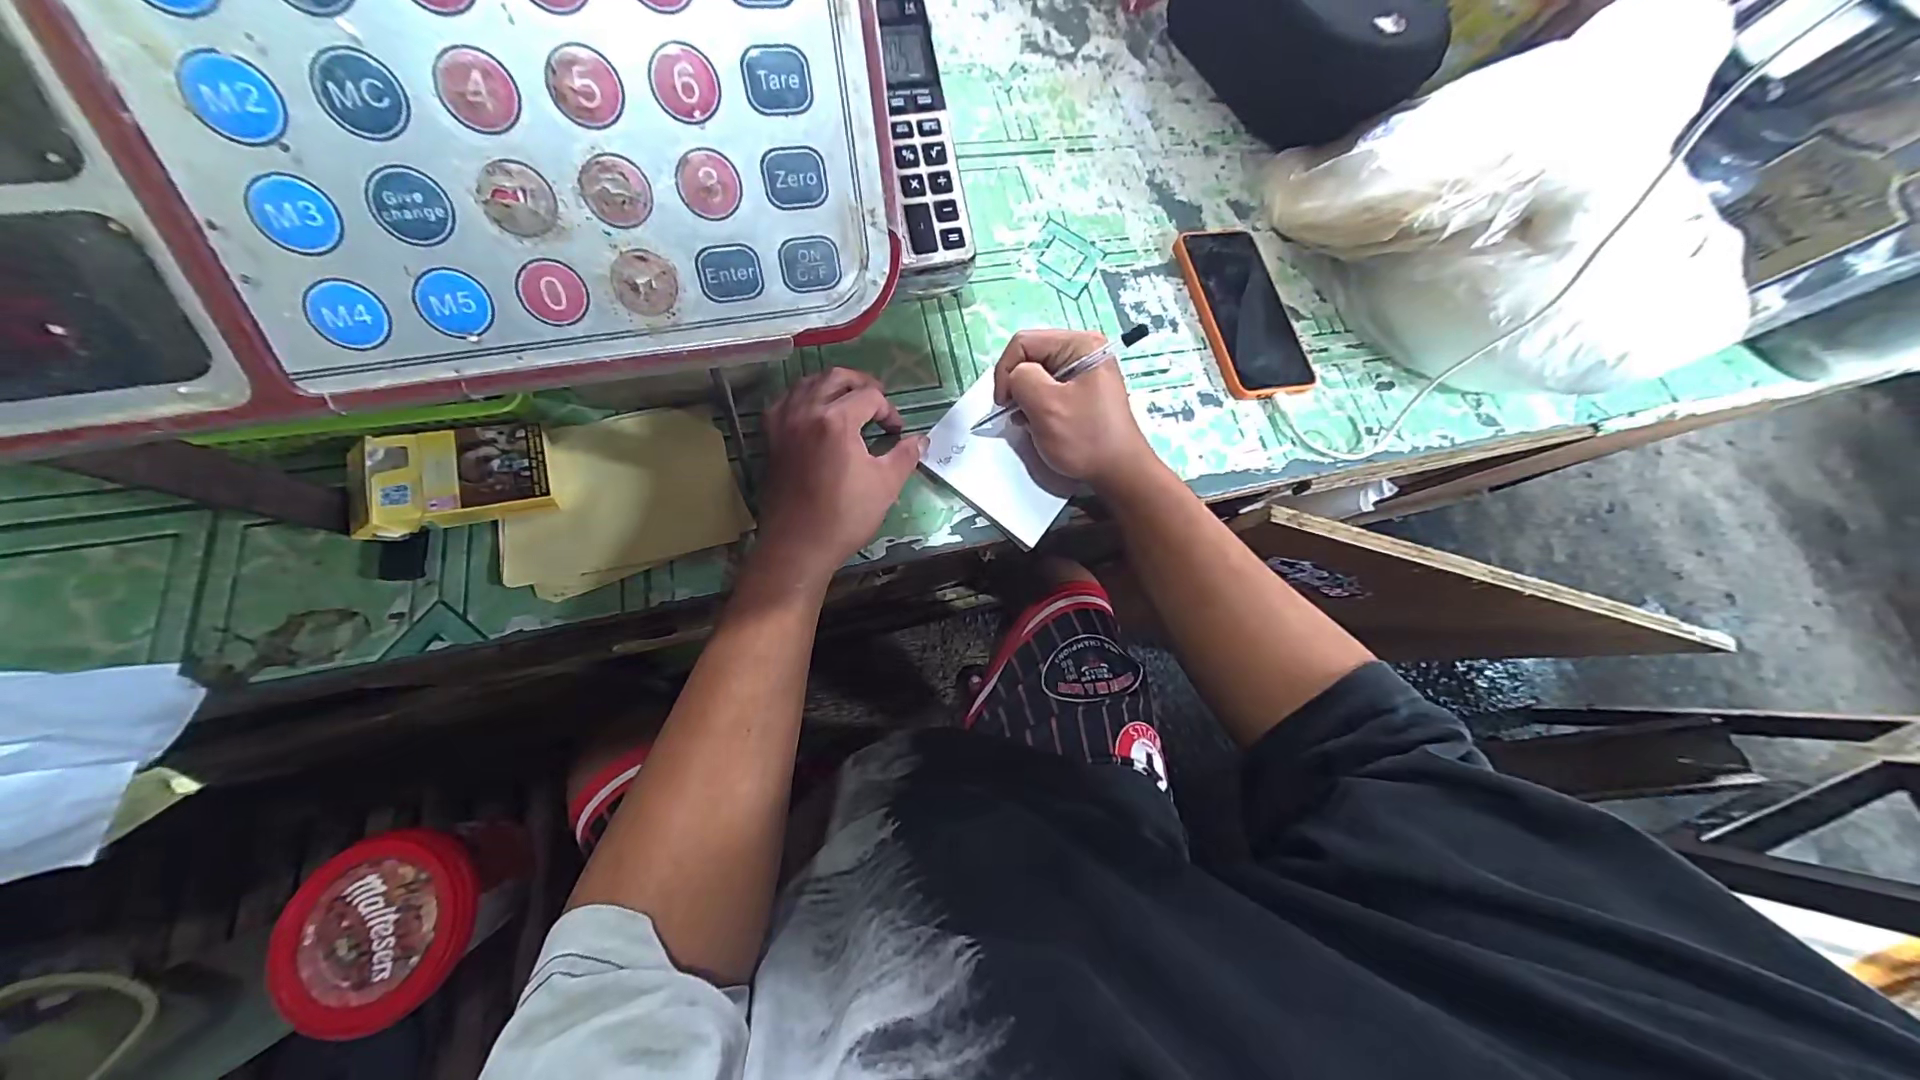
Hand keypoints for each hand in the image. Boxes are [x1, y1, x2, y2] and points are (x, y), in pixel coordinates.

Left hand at [756, 369, 926, 580]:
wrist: (798, 546)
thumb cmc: (845, 517)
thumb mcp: (885, 485)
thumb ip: (905, 455)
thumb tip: (921, 440)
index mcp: (835, 421)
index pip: (869, 396)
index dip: (889, 411)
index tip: (896, 432)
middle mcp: (805, 412)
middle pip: (836, 377)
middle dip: (862, 385)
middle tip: (878, 403)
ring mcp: (784, 423)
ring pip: (807, 384)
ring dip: (832, 386)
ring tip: (849, 403)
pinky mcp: (771, 437)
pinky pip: (786, 401)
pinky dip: (804, 399)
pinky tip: (815, 414)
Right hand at [992, 329, 1159, 491]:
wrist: (1119, 471)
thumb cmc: (1085, 439)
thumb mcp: (1046, 406)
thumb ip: (1022, 380)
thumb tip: (1015, 378)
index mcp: (1079, 344)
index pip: (1023, 343)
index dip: (1006, 371)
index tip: (1004, 404)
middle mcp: (1083, 350)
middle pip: (1030, 356)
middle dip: (1017, 385)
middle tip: (1018, 414)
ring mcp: (1084, 371)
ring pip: (1037, 374)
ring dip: (1026, 398)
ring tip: (1032, 421)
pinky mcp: (1082, 390)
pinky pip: (1049, 388)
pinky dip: (1038, 405)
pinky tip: (1043, 423)